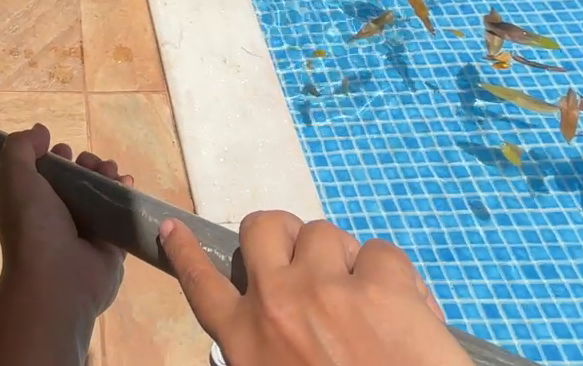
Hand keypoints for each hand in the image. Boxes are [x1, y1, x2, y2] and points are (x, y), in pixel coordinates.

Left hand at [0, 124, 127, 319]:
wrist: (57, 279)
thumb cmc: (32, 224)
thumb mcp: (15, 177)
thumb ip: (21, 148)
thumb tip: (41, 131)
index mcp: (31, 203)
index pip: (45, 173)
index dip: (55, 156)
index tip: (64, 149)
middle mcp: (57, 217)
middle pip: (76, 180)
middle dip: (86, 163)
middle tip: (91, 161)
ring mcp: (84, 232)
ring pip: (100, 194)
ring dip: (107, 175)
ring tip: (111, 170)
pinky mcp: (110, 246)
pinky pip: (121, 215)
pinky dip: (126, 196)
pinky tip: (127, 184)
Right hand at [159, 210, 469, 365]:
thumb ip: (260, 355)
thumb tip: (268, 331)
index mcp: (246, 341)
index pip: (201, 283)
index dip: (185, 252)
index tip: (172, 228)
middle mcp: (276, 302)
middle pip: (261, 228)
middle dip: (283, 235)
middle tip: (307, 260)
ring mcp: (327, 288)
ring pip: (323, 232)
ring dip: (343, 258)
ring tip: (366, 296)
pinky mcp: (383, 288)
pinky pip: (383, 252)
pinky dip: (398, 278)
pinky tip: (410, 311)